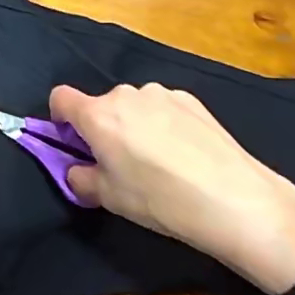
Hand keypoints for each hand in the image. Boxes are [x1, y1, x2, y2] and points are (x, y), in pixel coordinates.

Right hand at [51, 83, 294, 294]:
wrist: (234, 200)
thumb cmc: (160, 201)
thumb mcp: (110, 199)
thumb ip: (81, 178)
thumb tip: (79, 169)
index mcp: (97, 115)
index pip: (60, 98)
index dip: (61, 119)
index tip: (76, 144)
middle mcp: (125, 95)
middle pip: (100, 105)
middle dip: (104, 128)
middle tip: (122, 163)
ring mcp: (160, 93)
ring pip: (133, 105)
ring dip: (135, 124)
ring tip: (160, 161)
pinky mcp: (191, 99)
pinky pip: (162, 107)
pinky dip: (164, 124)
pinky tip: (185, 154)